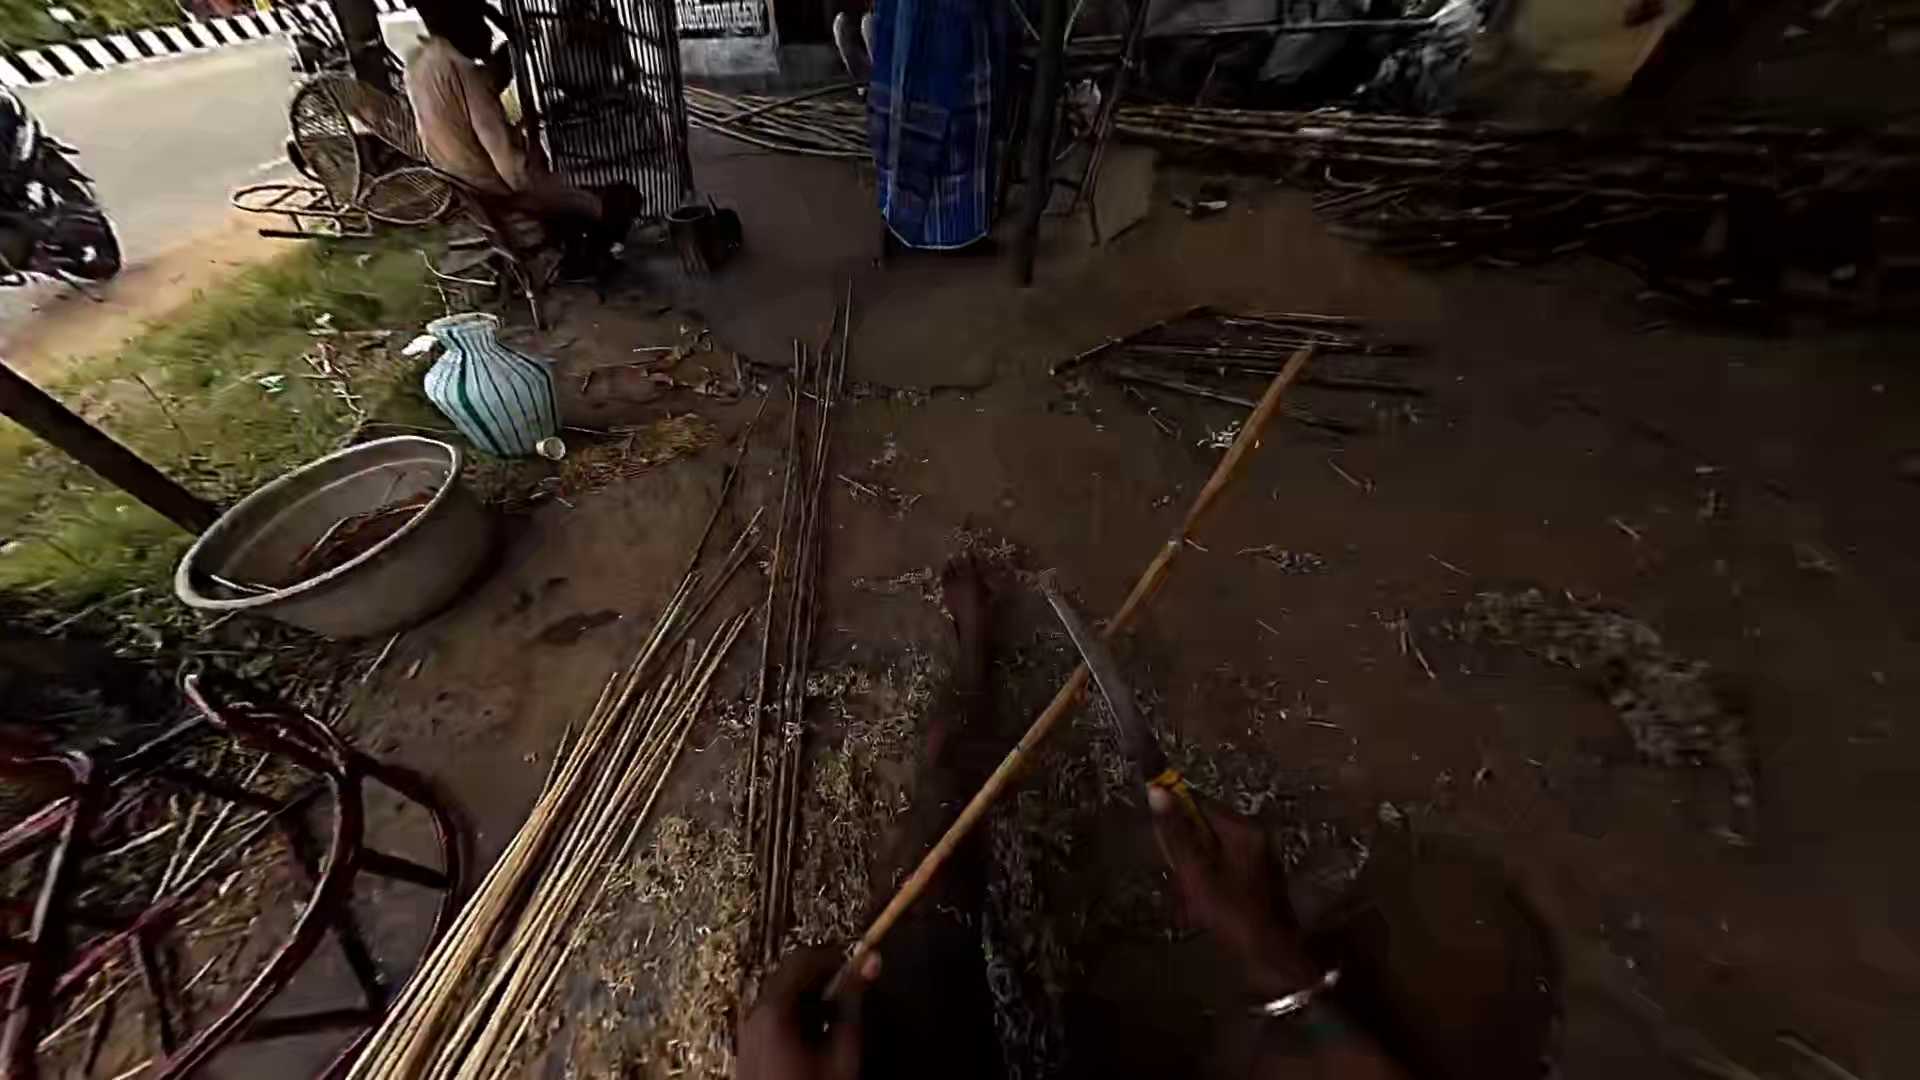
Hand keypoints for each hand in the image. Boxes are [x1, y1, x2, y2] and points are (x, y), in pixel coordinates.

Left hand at [737, 946, 880, 1079]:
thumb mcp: (842, 1052)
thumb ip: (854, 1000)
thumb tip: (873, 958)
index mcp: (774, 1009)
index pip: (805, 958)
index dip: (835, 956)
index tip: (857, 966)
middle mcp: (754, 1014)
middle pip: (790, 972)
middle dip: (821, 974)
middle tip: (849, 988)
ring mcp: (746, 1033)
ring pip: (781, 991)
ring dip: (808, 992)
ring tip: (834, 1013)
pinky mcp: (747, 1050)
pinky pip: (771, 1013)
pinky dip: (794, 1010)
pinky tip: (812, 1033)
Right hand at [1149, 787, 1316, 995]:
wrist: (1276, 965)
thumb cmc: (1236, 916)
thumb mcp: (1197, 873)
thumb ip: (1175, 832)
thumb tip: (1157, 792)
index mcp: (1243, 830)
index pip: (1198, 806)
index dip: (1176, 823)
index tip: (1165, 845)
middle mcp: (1254, 840)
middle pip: (1203, 833)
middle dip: (1185, 858)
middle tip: (1179, 884)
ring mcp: (1258, 863)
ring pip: (1210, 857)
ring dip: (1193, 878)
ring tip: (1188, 907)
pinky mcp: (1257, 884)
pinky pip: (1222, 874)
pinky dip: (1207, 889)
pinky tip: (1199, 914)